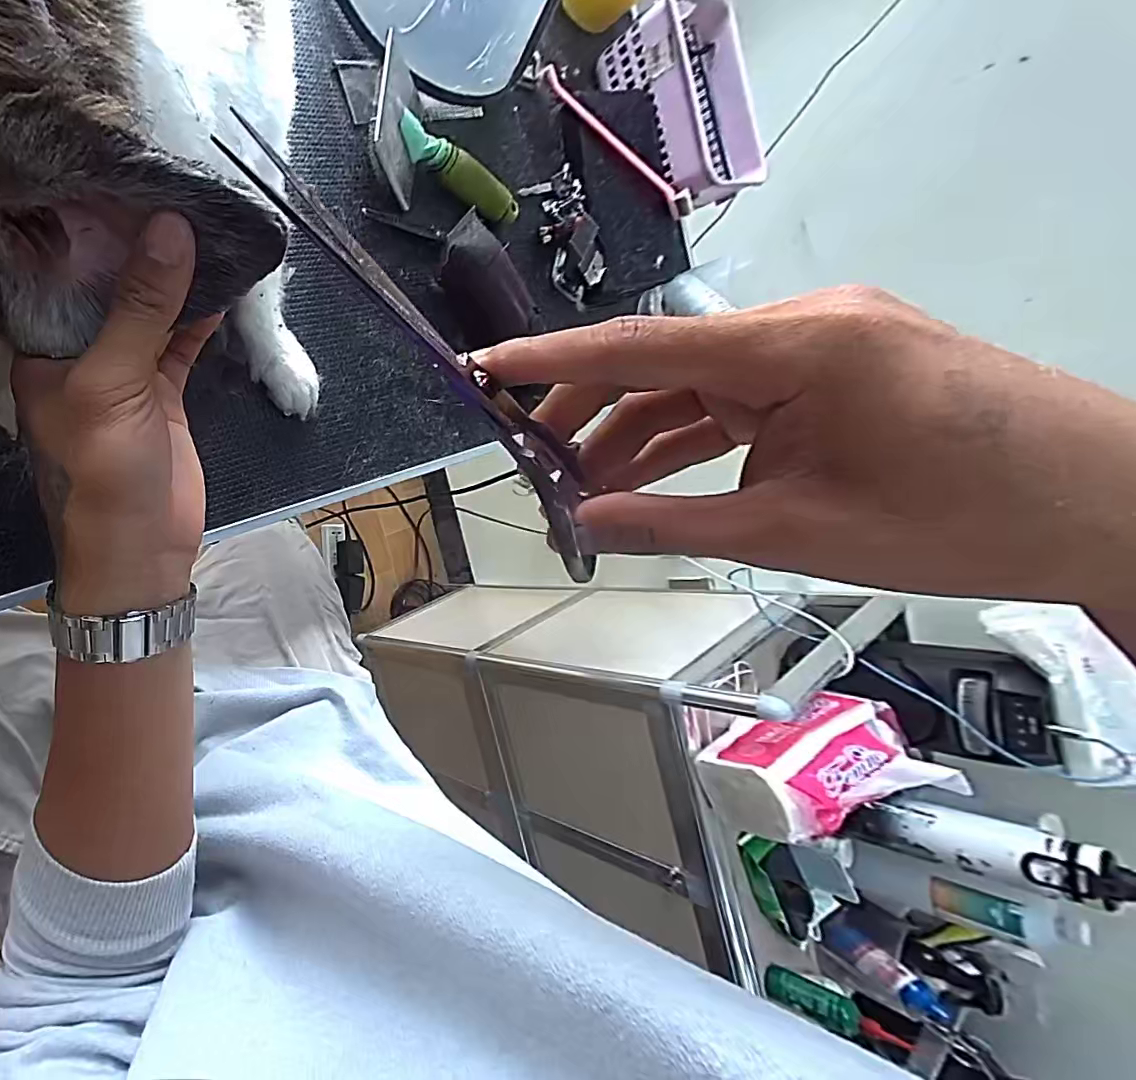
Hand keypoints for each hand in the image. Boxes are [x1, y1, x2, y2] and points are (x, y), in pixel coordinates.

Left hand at [12, 212, 220, 614]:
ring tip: (204, 215)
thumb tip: (170, 228)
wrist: (142, 550)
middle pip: (106, 284)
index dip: (84, 225)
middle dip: (136, 242)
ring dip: (173, 272)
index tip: (118, 170)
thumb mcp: (112, 386)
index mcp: (42, 349)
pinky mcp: (160, 388)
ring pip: (148, 308)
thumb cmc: (105, 474)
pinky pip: (179, 338)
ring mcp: (123, 370)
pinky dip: (199, 311)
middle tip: (172, 179)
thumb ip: (140, 310)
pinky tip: (221, 274)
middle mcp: (77, 351)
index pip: (57, 271)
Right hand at [474, 286, 1135, 611]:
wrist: (1121, 511)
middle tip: (533, 468)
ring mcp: (812, 346)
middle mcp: (799, 326)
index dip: (548, 360)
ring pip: (680, 387)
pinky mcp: (823, 372)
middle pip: (651, 364)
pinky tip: (634, 481)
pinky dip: (673, 442)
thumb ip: (666, 524)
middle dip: (582, 417)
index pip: (637, 345)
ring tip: (576, 490)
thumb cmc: (969, 519)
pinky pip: (721, 402)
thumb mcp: (791, 532)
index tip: (484, 368)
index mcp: (798, 346)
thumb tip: (578, 523)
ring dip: (625, 438)